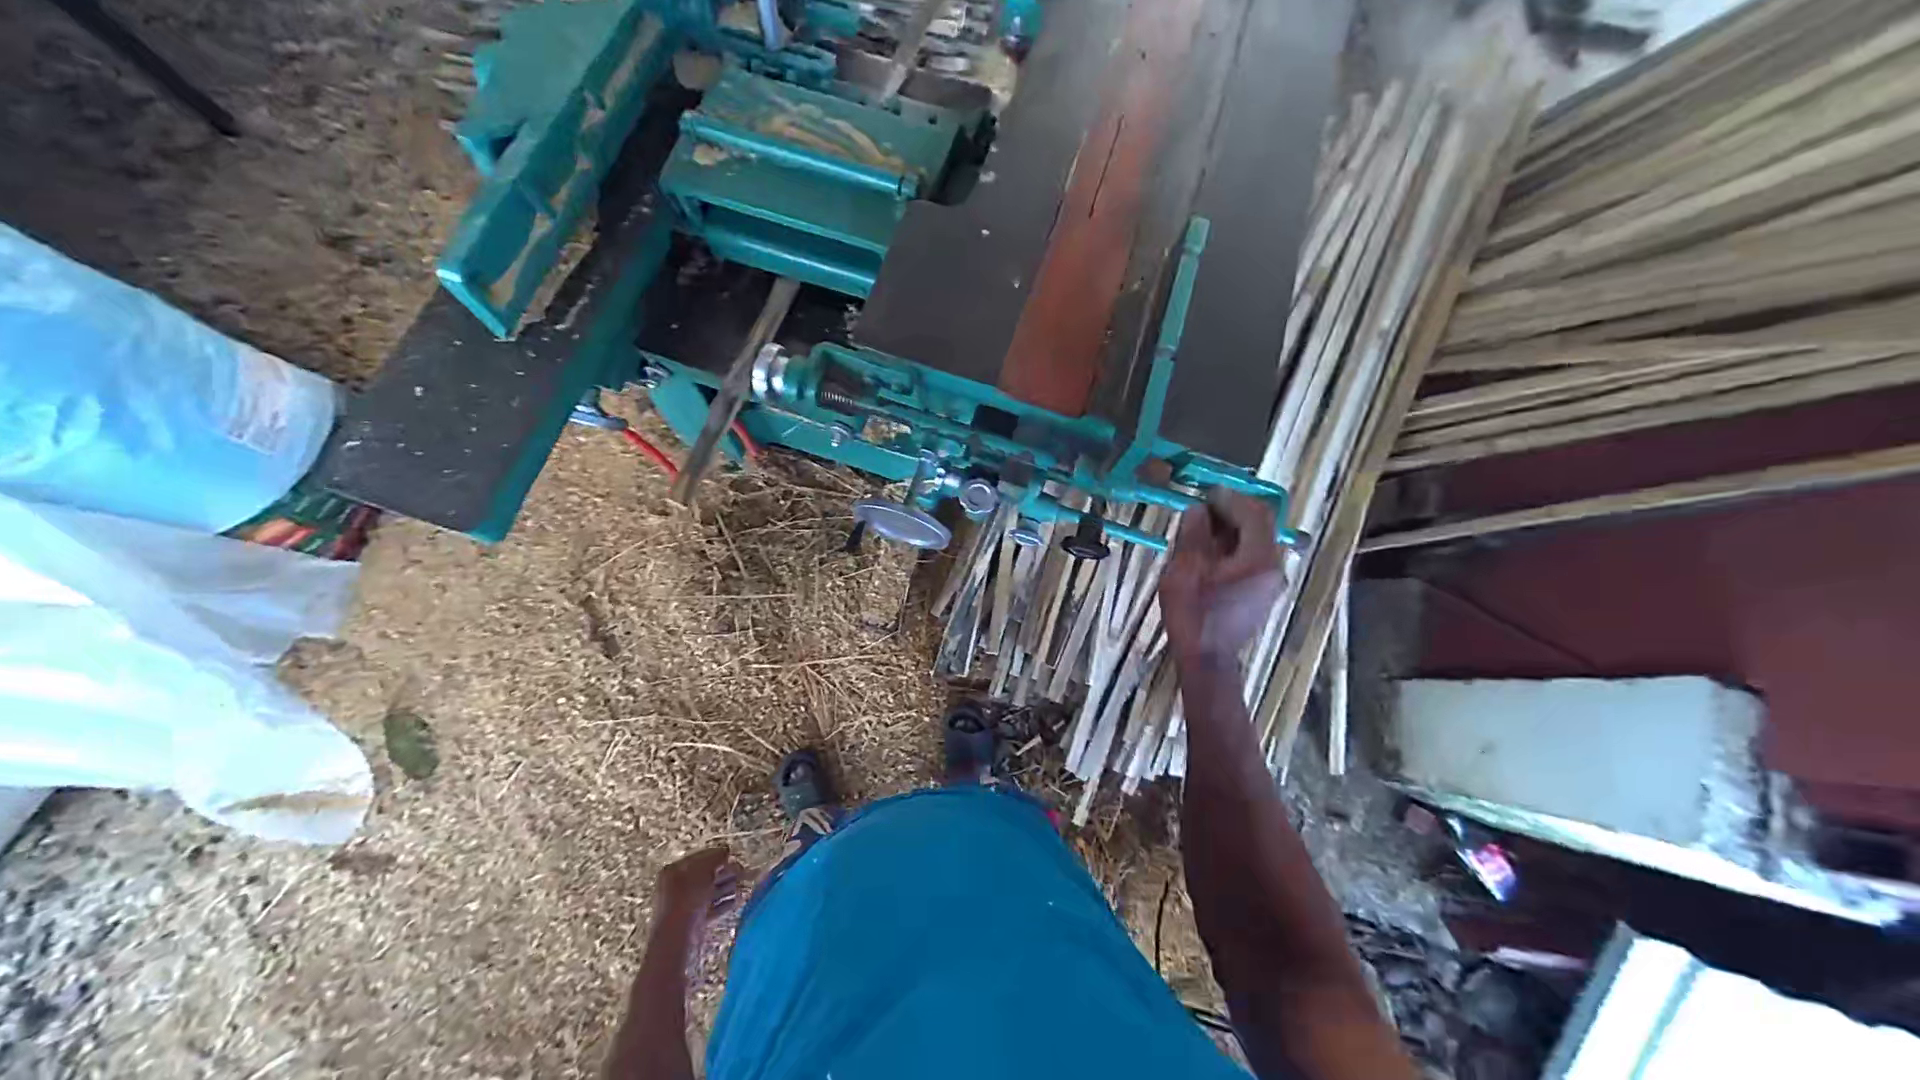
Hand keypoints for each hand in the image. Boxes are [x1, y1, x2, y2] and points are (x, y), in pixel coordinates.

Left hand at [652, 847, 741, 947]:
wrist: (677, 940)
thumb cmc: (687, 899)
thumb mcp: (703, 870)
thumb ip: (715, 857)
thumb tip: (725, 851)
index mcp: (674, 871)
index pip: (699, 857)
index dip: (717, 855)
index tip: (733, 855)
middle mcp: (676, 887)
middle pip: (706, 875)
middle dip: (726, 872)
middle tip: (743, 871)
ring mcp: (684, 906)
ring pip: (710, 891)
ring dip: (727, 887)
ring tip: (744, 885)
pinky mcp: (693, 922)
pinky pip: (711, 908)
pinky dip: (724, 903)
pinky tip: (737, 900)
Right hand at [1159, 492, 1286, 665]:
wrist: (1206, 661)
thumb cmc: (1193, 616)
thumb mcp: (1185, 571)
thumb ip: (1194, 535)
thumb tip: (1198, 510)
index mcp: (1259, 559)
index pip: (1253, 513)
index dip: (1230, 498)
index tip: (1205, 492)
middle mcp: (1274, 567)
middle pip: (1261, 525)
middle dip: (1233, 510)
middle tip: (1204, 506)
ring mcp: (1271, 581)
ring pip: (1257, 540)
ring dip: (1232, 528)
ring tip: (1202, 527)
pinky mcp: (1262, 592)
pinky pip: (1253, 557)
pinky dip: (1234, 546)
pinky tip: (1210, 552)